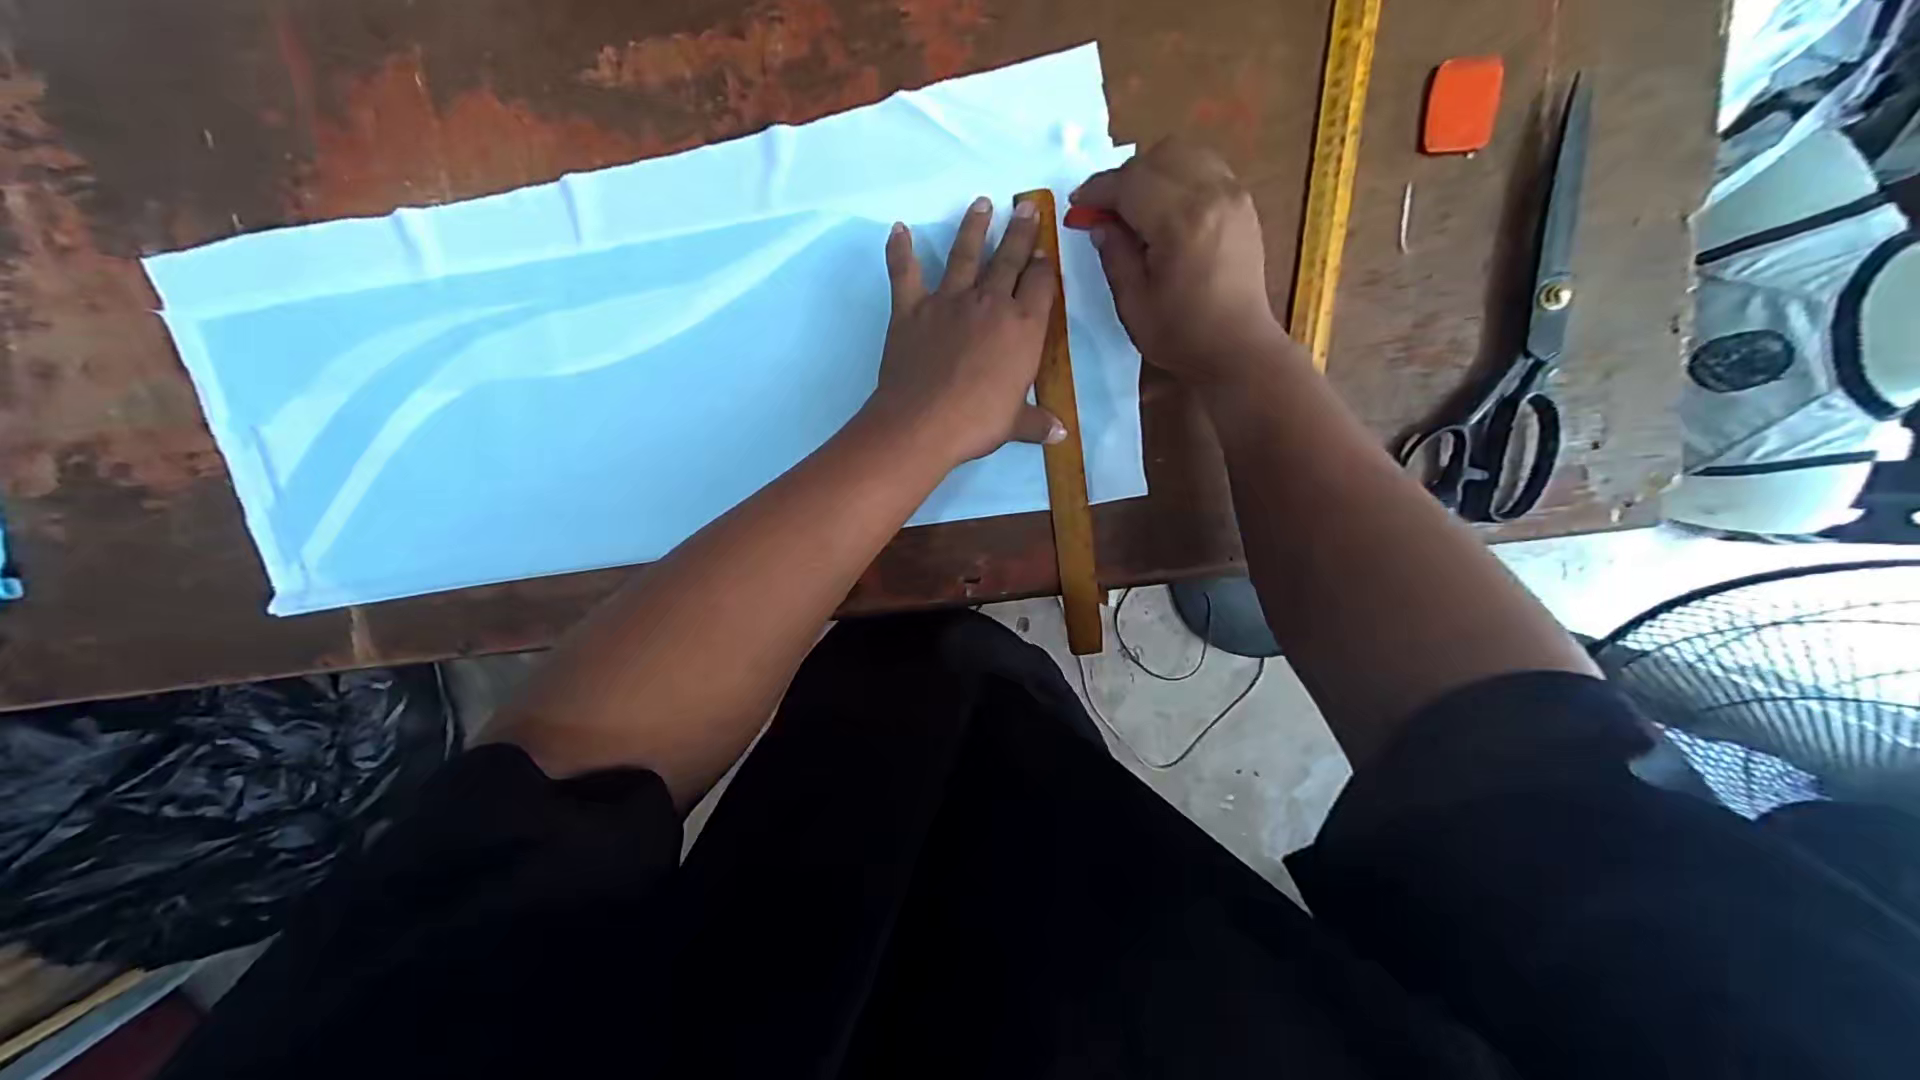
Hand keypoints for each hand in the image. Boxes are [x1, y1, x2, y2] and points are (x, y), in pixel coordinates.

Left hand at [864, 196, 1064, 466]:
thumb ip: (1037, 422)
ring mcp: (949, 302)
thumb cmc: (977, 423)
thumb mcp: (1015, 424)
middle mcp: (990, 304)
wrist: (923, 423)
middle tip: (1027, 206)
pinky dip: (900, 251)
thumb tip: (1061, 433)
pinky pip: (905, 273)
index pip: (1040, 284)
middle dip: (1021, 231)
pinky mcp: (911, 309)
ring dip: (974, 227)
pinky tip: (898, 229)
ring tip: (982, 203)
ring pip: (965, 254)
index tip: (1045, 251)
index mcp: (1024, 327)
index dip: (1044, 265)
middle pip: (1009, 259)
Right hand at [1070, 138, 1297, 384]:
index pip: (1129, 183)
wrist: (1237, 349)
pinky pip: (1206, 168)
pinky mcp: (1243, 204)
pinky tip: (1166, 208)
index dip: (1097, 190)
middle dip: (1124, 178)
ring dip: (1153, 171)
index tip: (1077, 204)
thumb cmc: (1180, 334)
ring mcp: (1233, 195)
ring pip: (1185, 154)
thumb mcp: (1133, 302)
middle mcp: (1211, 195)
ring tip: (1135, 206)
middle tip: (1105, 210)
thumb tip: (1100, 224)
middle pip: (1157, 158)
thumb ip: (1115, 255)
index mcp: (1180, 221)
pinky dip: (1179, 176)